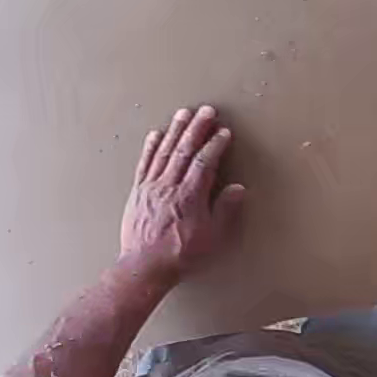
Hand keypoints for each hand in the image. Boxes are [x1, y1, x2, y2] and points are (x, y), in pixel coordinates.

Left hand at [119, 106, 246, 285]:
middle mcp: (169, 186)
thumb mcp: (211, 238)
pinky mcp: (138, 192)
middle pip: (184, 150)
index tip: (223, 132)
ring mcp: (151, 187)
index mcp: (190, 196)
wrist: (144, 266)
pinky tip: (156, 134)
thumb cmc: (180, 255)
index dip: (214, 145)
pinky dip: (151, 147)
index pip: (204, 162)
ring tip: (183, 114)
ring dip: (175, 130)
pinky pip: (144, 163)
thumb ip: (224, 210)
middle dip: (196, 128)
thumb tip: (237, 189)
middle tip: (206, 111)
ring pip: (164, 152)